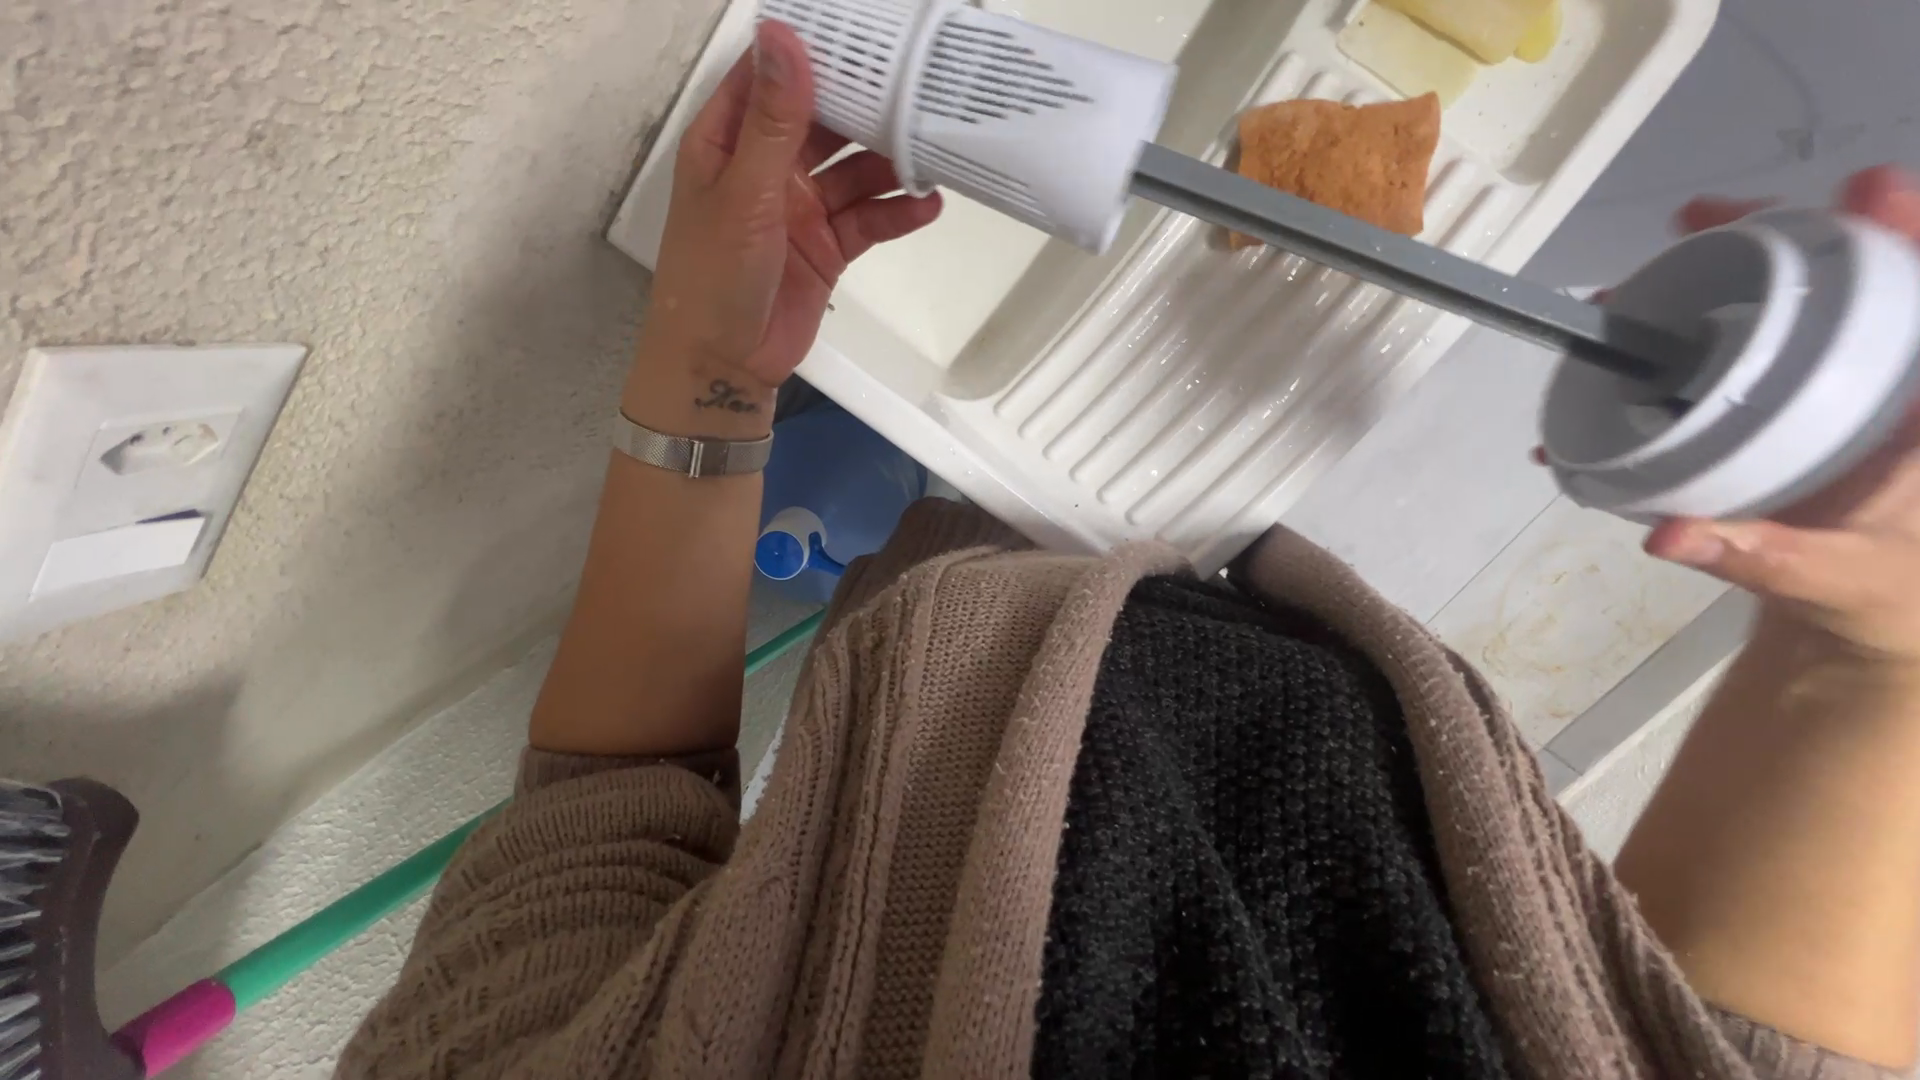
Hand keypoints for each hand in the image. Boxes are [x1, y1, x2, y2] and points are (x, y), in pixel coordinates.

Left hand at [628, 20, 942, 430]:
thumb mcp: (744, 191)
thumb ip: (773, 120)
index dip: (813, 51)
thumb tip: (785, 34)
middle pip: (823, 123)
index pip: (772, 78)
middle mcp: (768, 168)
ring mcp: (802, 209)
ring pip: (853, 173)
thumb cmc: (715, 273)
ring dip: (889, 164)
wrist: (725, 363)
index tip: (866, 30)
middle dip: (865, 107)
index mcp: (730, 141)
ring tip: (934, 147)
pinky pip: (867, 221)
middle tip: (917, 85)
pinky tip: (927, 204)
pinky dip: (894, 214)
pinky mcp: (828, 249)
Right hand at [1643, 166, 1919, 663]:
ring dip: (1712, 286)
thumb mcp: (1832, 581)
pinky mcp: (1790, 413)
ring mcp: (1837, 394)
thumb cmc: (1884, 597)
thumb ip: (1758, 559)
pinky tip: (1622, 355)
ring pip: (1792, 309)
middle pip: (1855, 280)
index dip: (1908, 231)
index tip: (1859, 191)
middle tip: (1697, 223)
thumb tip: (1666, 535)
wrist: (1870, 614)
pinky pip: (1744, 358)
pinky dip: (1680, 346)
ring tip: (1633, 292)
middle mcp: (1889, 382)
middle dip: (1778, 238)